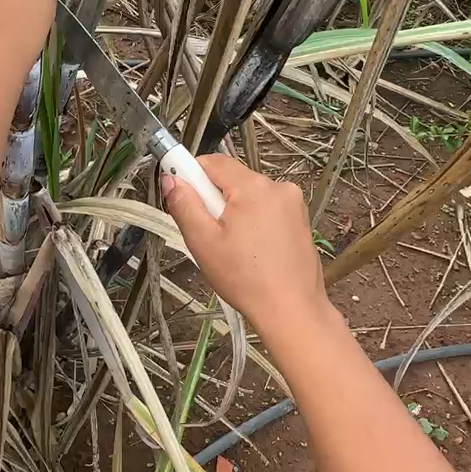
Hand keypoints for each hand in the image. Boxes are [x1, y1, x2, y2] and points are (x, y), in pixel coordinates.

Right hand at [162, 155, 340, 332]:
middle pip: (231, 179)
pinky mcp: (299, 219)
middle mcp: (278, 187)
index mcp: (254, 187)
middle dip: (212, 199)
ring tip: (230, 246)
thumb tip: (171, 179)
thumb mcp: (202, 241)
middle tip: (206, 233)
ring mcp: (293, 203)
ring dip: (232, 212)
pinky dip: (251, 221)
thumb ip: (184, 204)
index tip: (180, 195)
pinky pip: (265, 208)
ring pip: (247, 195)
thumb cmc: (245, 279)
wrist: (291, 309)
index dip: (190, 175)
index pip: (213, 162)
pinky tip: (249, 250)